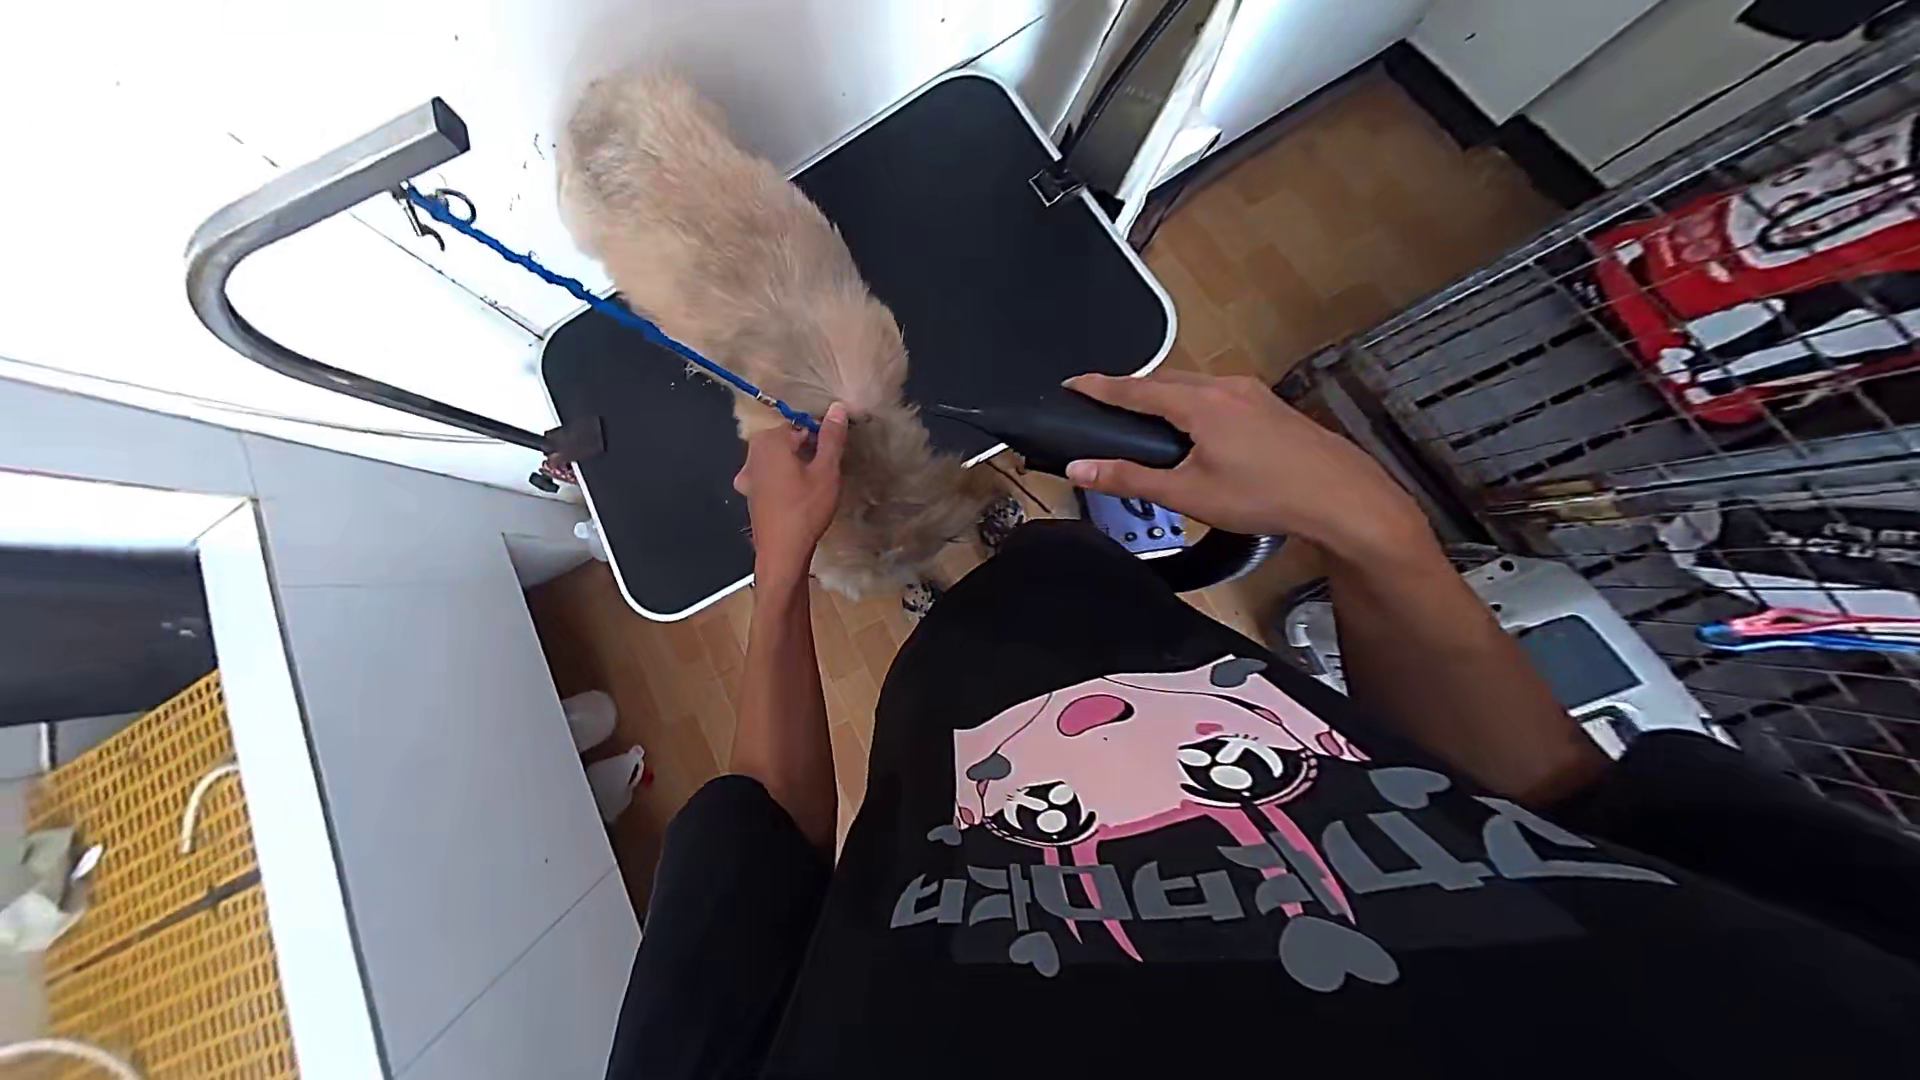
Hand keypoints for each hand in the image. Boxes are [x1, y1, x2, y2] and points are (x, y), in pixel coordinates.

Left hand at [734, 403, 847, 586]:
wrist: (782, 552)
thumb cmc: (806, 510)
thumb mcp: (826, 471)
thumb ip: (831, 437)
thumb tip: (837, 407)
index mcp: (769, 441)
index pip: (801, 423)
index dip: (821, 435)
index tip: (836, 452)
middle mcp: (753, 453)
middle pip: (787, 439)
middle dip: (809, 448)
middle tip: (829, 468)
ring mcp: (748, 474)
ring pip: (780, 457)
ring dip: (798, 464)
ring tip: (817, 483)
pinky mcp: (751, 493)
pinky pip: (772, 475)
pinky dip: (786, 478)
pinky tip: (799, 494)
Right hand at [1063, 372, 1434, 563]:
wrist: (1342, 499)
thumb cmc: (1268, 495)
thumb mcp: (1186, 493)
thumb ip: (1128, 479)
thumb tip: (1082, 469)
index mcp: (1201, 404)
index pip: (1134, 388)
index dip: (1099, 387)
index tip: (1074, 384)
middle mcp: (1227, 388)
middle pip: (1163, 379)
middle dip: (1129, 388)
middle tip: (1102, 400)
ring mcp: (1252, 394)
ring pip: (1192, 383)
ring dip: (1161, 393)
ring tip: (1141, 414)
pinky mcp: (1268, 406)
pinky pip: (1216, 392)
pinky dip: (1190, 400)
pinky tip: (1192, 426)